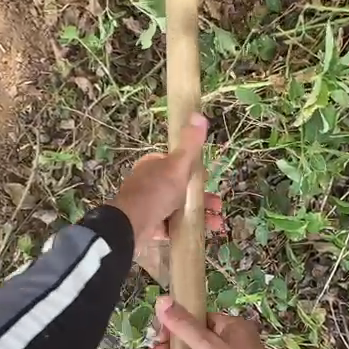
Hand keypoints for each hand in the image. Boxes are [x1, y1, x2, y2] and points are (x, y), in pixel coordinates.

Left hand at [112, 114, 224, 281]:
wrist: (131, 224)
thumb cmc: (156, 191)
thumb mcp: (177, 165)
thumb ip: (190, 144)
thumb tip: (198, 115)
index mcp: (153, 165)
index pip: (177, 164)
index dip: (194, 172)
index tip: (207, 180)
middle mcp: (149, 183)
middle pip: (180, 188)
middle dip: (202, 197)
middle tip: (217, 205)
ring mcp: (148, 205)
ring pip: (178, 208)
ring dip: (199, 214)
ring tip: (216, 223)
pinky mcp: (148, 225)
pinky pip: (171, 225)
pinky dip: (185, 228)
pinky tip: (199, 233)